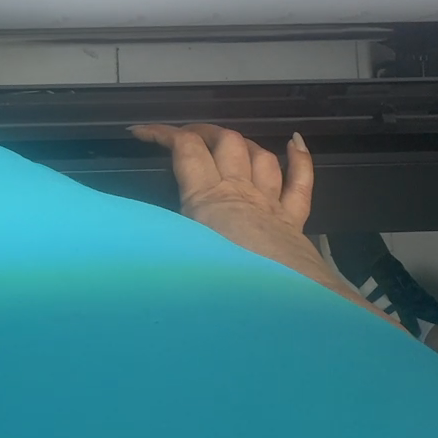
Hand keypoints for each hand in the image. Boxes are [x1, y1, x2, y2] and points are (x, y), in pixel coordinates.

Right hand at [130, 123, 386, 320]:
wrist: (286, 305)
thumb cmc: (226, 278)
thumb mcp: (181, 248)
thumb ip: (162, 228)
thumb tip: (136, 223)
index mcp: (206, 196)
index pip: (185, 148)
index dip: (160, 132)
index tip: (138, 132)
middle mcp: (239, 190)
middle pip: (225, 142)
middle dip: (201, 131)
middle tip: (182, 137)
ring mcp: (270, 202)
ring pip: (259, 156)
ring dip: (240, 143)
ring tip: (223, 143)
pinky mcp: (294, 220)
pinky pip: (301, 182)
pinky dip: (299, 158)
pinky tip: (294, 142)